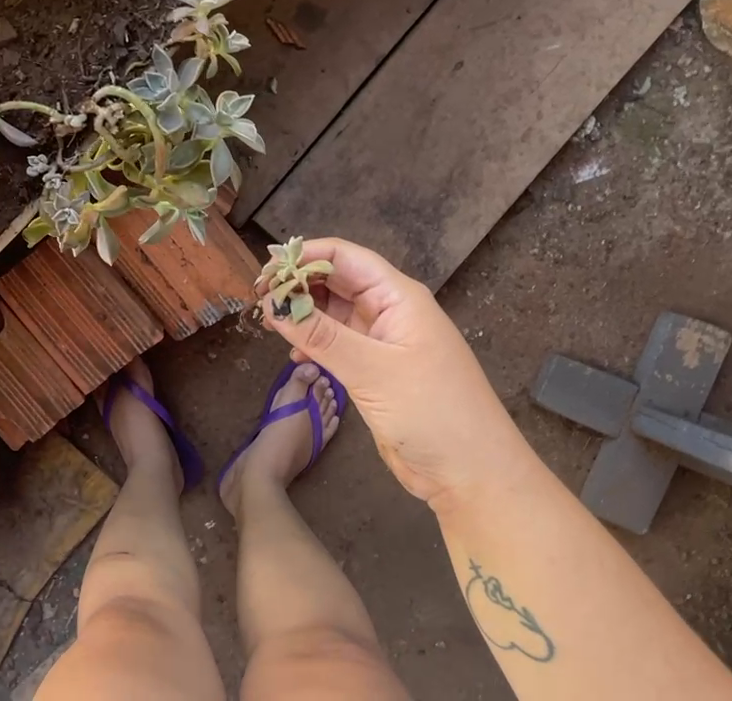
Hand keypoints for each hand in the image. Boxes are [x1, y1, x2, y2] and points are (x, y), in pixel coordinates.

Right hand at [256, 238, 536, 512]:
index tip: (266, 271)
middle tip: (259, 298)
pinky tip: (294, 358)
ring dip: (302, 314)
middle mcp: (388, 311)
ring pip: (332, 311)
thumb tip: (271, 303)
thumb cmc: (432, 412)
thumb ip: (320, 335)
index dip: (303, 256)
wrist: (472, 476)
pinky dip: (312, 343)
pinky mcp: (374, 369)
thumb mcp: (372, 370)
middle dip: (297, 284)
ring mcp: (381, 341)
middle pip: (335, 280)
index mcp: (397, 297)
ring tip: (269, 324)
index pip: (343, 257)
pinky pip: (336, 342)